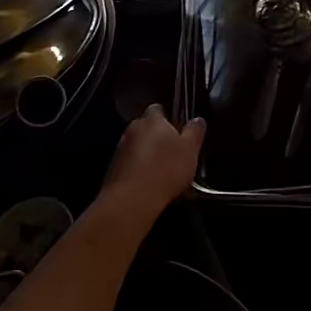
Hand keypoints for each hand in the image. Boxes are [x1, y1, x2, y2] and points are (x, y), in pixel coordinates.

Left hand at [101, 105, 204, 219]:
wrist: (131, 201)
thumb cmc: (165, 170)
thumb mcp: (190, 150)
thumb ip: (194, 132)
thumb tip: (197, 120)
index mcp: (152, 119)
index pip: (158, 109)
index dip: (168, 118)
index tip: (177, 130)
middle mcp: (133, 128)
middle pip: (147, 128)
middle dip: (157, 137)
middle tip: (172, 153)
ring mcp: (120, 149)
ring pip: (137, 146)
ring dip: (146, 155)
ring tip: (161, 172)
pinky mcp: (112, 169)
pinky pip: (129, 164)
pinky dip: (137, 170)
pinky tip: (148, 184)